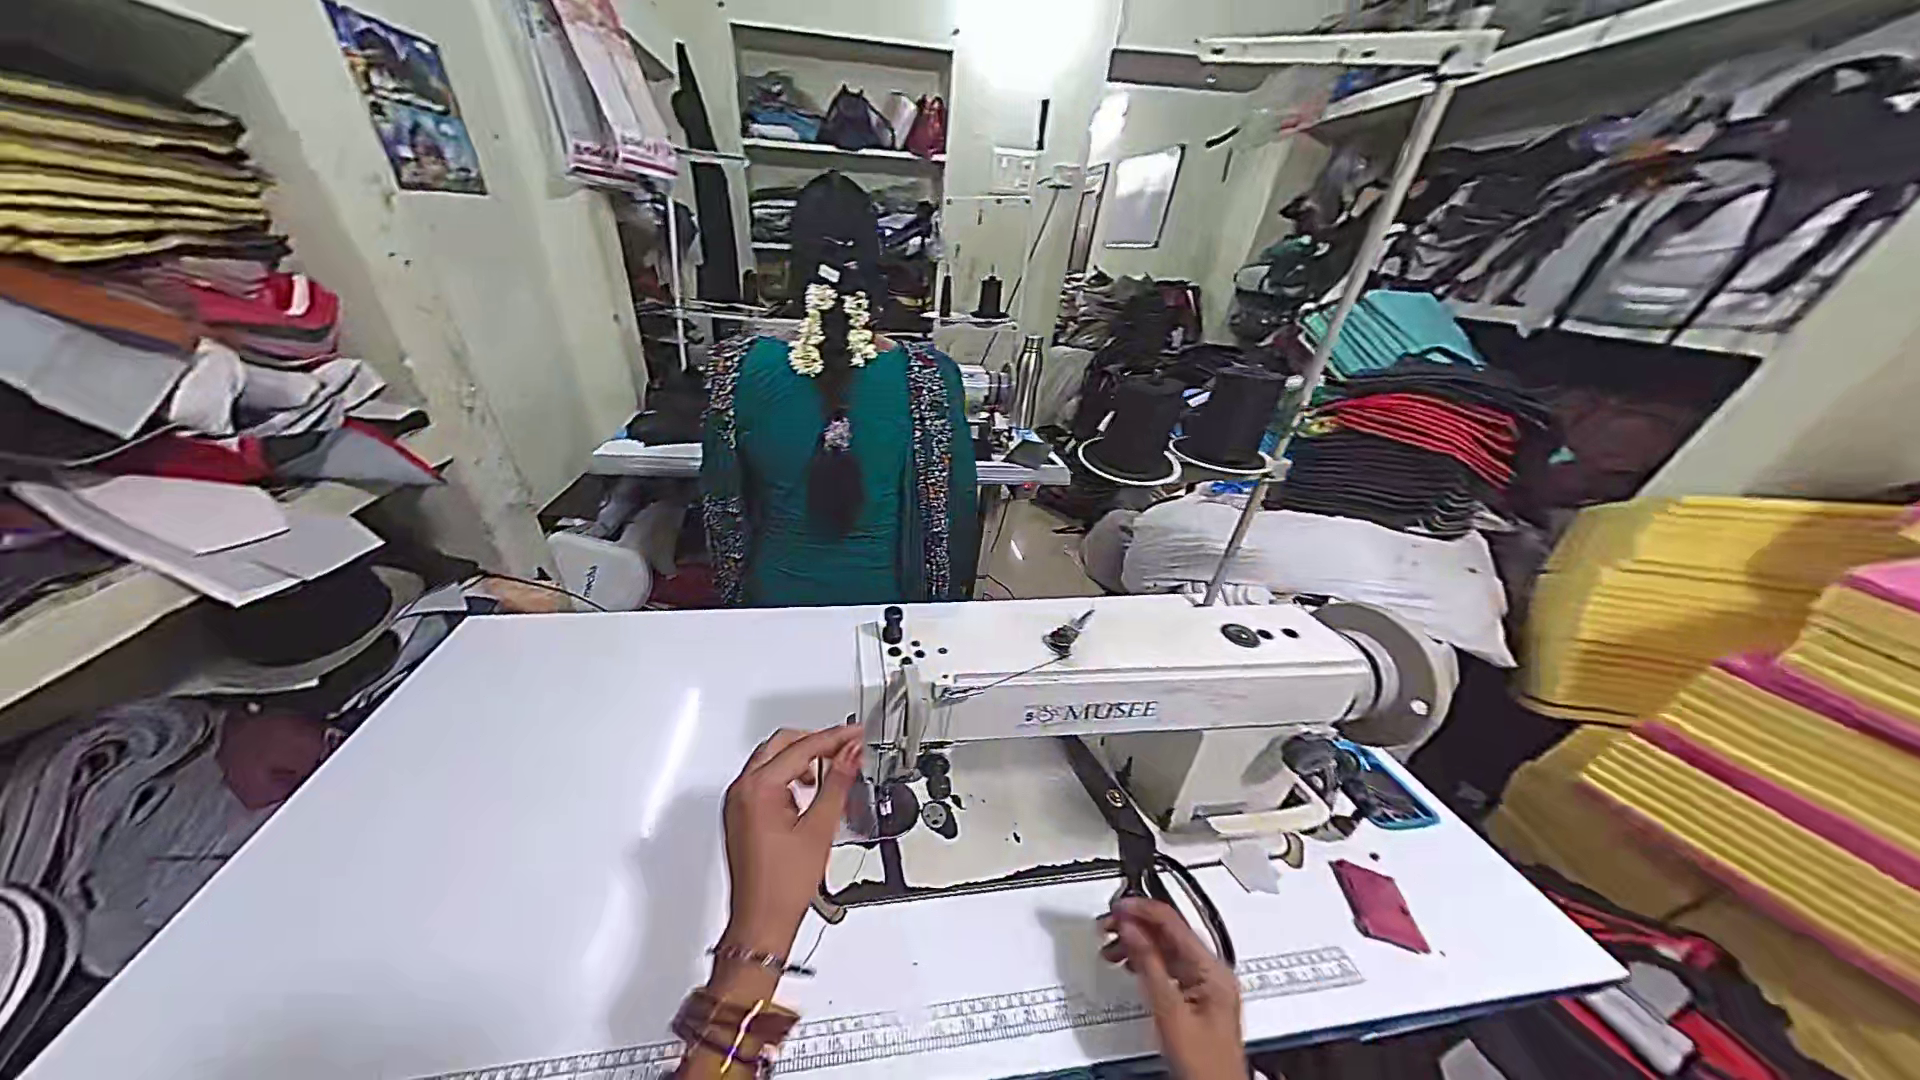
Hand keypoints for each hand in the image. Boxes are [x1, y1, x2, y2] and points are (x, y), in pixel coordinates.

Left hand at [719, 726, 862, 966]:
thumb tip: (850, 754)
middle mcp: (742, 790)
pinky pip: (765, 777)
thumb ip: (838, 782)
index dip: (834, 738)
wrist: (762, 922)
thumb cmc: (782, 886)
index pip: (802, 747)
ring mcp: (738, 801)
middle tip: (846, 747)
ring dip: (802, 757)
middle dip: (817, 742)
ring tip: (832, 768)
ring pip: (772, 757)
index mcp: (758, 789)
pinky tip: (810, 788)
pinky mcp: (741, 812)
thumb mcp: (820, 827)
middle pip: (782, 743)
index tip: (855, 735)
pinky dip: (789, 773)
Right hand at [1100, 898, 1245, 1079]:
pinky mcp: (1194, 995)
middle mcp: (1211, 970)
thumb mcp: (1169, 1011)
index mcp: (1212, 969)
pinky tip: (1128, 962)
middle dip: (1135, 925)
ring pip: (1165, 947)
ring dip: (1136, 942)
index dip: (1141, 910)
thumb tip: (1130, 927)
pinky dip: (1144, 959)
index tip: (1116, 908)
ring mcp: (1204, 983)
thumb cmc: (1203, 1067)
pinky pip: (1166, 964)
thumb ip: (1148, 963)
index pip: (1172, 922)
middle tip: (1107, 925)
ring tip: (1111, 946)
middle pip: (1168, 932)